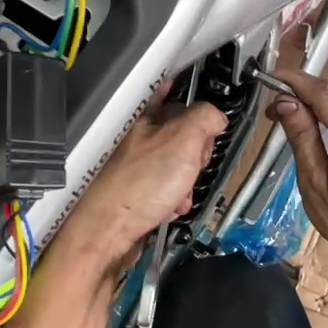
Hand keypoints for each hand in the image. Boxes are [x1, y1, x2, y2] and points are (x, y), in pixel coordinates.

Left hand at [63, 93, 227, 262]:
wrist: (109, 229)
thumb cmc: (138, 184)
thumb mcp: (183, 140)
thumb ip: (204, 118)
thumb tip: (217, 115)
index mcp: (145, 117)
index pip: (174, 97)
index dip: (195, 109)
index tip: (207, 120)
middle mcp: (138, 138)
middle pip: (183, 134)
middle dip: (196, 152)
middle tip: (193, 161)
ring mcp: (137, 165)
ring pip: (179, 164)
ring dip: (187, 180)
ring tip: (179, 191)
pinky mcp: (137, 190)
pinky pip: (168, 188)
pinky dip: (175, 197)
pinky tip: (171, 206)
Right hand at [264, 70, 327, 271]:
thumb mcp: (314, 183)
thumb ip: (301, 138)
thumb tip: (285, 104)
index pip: (327, 96)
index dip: (298, 81)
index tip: (275, 78)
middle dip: (304, 91)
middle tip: (275, 104)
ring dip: (318, 101)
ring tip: (291, 115)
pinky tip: (315, 124)